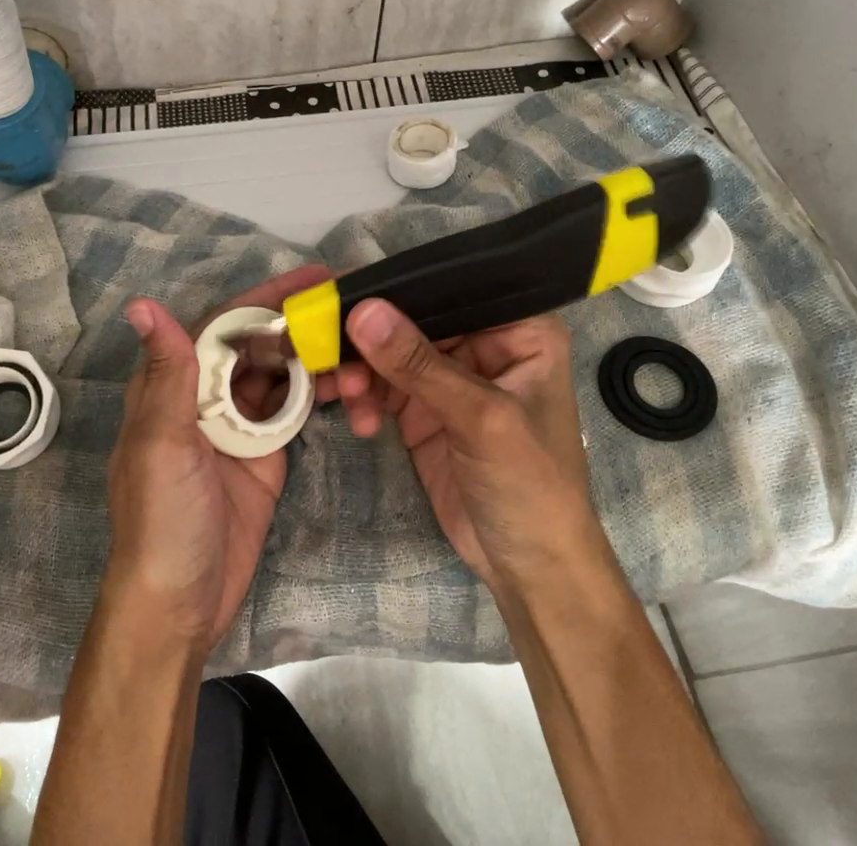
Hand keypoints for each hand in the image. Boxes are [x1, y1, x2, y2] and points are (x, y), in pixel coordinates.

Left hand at [102, 264, 334, 652]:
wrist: (180, 602)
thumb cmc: (163, 520)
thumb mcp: (160, 443)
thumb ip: (166, 375)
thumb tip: (143, 303)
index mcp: (171, 389)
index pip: (220, 327)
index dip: (264, 300)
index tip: (313, 279)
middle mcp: (202, 401)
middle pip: (254, 347)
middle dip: (298, 324)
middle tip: (352, 305)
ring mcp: (236, 429)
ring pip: (277, 377)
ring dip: (312, 359)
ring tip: (357, 345)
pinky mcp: (264, 457)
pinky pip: (291, 414)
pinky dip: (315, 396)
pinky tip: (345, 384)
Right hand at [337, 299, 600, 587]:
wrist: (529, 566)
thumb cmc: (530, 485)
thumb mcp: (480, 419)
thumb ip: (420, 365)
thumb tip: (364, 311)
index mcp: (520, 332)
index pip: (454, 291)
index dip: (400, 290)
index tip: (344, 297)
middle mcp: (486, 346)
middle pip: (414, 321)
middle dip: (369, 337)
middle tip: (326, 352)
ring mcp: (453, 381)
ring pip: (392, 354)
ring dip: (361, 371)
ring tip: (344, 395)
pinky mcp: (427, 413)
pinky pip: (384, 389)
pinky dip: (364, 399)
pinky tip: (360, 421)